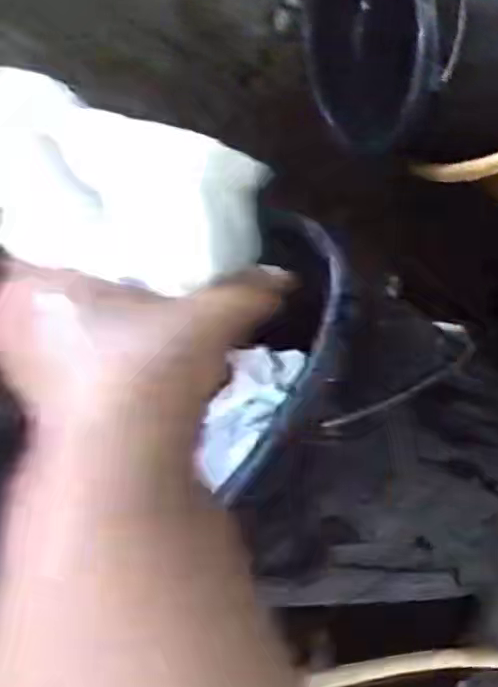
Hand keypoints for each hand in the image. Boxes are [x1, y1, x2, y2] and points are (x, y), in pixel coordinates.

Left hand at [0, 261, 291, 453]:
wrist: (126, 439)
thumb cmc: (152, 365)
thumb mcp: (217, 319)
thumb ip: (247, 291)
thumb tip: (281, 275)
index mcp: (35, 279)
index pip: (67, 247)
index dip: (110, 252)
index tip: (151, 266)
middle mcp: (9, 309)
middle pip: (72, 289)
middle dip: (116, 295)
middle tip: (165, 300)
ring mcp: (15, 353)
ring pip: (73, 326)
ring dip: (113, 329)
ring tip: (163, 336)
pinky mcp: (34, 388)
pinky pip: (75, 358)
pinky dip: (110, 358)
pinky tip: (146, 369)